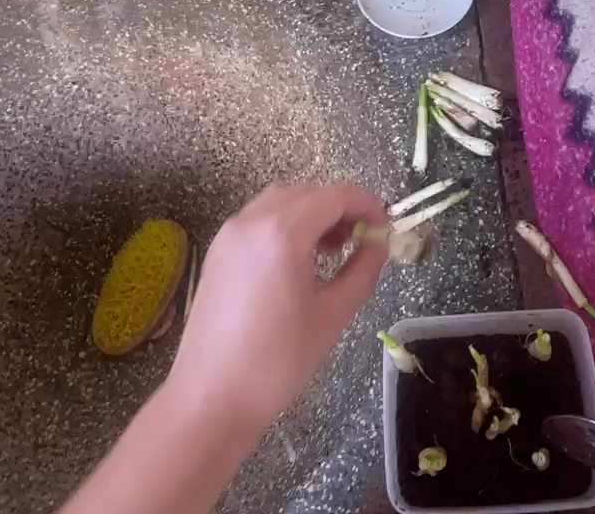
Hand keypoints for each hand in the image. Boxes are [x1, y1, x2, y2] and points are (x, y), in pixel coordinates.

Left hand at [163, 182, 387, 428]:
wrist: (209, 401)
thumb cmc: (276, 363)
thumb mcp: (332, 316)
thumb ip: (362, 271)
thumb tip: (379, 245)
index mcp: (282, 233)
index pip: (335, 196)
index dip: (367, 204)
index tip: (386, 227)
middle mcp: (252, 221)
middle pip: (309, 193)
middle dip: (341, 208)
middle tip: (364, 240)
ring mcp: (230, 234)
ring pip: (282, 201)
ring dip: (313, 213)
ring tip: (333, 248)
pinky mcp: (218, 251)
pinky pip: (260, 219)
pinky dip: (287, 224)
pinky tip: (299, 258)